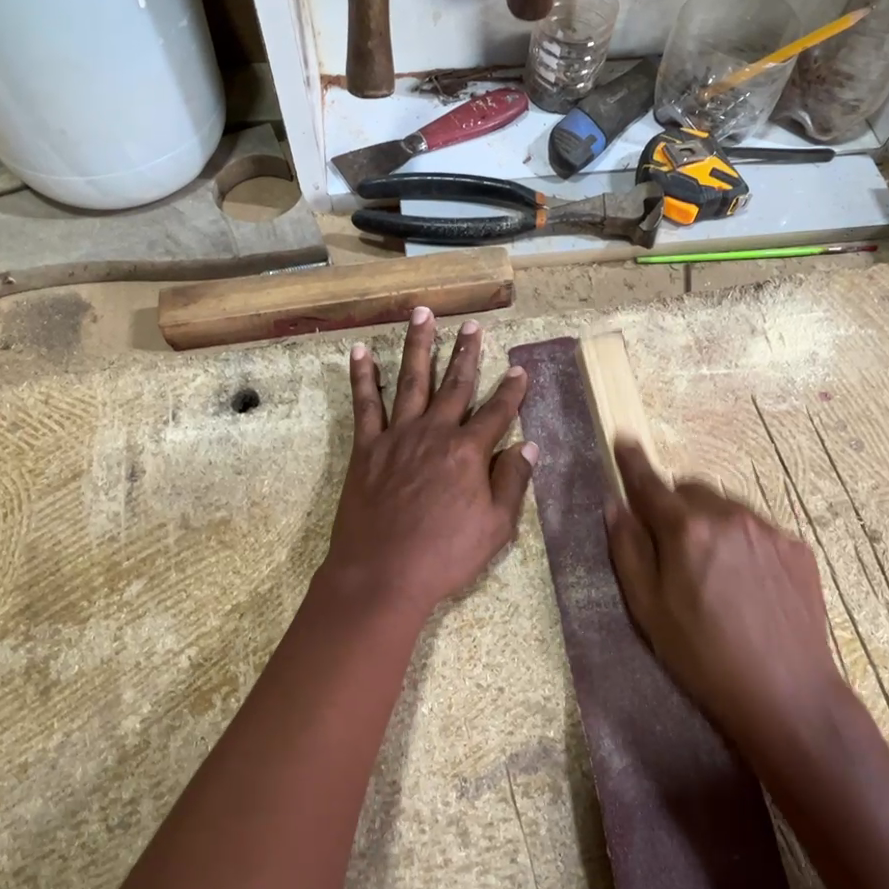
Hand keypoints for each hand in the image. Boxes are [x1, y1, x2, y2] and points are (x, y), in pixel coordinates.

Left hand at [322, 307, 536, 617]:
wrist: (381, 574)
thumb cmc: (444, 556)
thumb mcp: (495, 528)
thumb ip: (511, 483)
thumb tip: (528, 447)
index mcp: (468, 453)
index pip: (497, 412)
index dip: (512, 391)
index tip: (519, 369)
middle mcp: (434, 433)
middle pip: (455, 385)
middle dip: (467, 353)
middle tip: (473, 326)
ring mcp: (397, 436)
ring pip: (411, 381)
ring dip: (418, 345)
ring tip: (422, 314)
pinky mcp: (367, 448)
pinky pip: (365, 404)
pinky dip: (363, 376)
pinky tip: (360, 351)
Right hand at [605, 443, 843, 748]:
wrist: (785, 694)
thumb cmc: (701, 656)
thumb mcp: (647, 608)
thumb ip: (627, 549)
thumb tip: (615, 505)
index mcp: (686, 529)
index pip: (650, 483)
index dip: (633, 461)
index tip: (624, 439)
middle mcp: (729, 516)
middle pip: (690, 490)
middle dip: (674, 505)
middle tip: (669, 546)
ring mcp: (769, 530)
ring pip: (725, 508)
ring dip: (709, 522)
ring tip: (711, 572)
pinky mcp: (797, 548)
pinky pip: (757, 529)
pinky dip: (741, 542)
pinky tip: (744, 584)